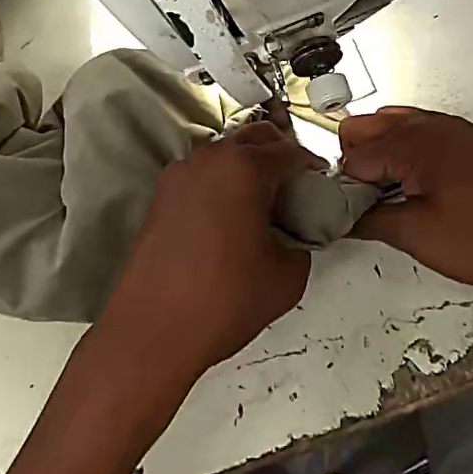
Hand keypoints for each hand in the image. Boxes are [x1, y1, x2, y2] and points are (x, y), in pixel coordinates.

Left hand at [96, 123, 319, 384]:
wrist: (152, 333)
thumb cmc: (223, 300)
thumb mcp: (288, 275)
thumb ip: (302, 243)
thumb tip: (295, 237)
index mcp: (242, 169)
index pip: (289, 151)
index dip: (311, 166)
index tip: (320, 184)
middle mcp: (207, 161)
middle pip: (253, 140)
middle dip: (279, 158)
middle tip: (295, 190)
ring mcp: (177, 178)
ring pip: (224, 158)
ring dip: (247, 172)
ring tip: (262, 209)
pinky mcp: (159, 199)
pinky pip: (201, 179)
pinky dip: (221, 188)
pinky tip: (230, 224)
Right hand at [339, 107, 472, 289]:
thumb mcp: (414, 235)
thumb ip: (368, 220)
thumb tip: (344, 216)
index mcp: (416, 144)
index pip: (354, 156)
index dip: (347, 188)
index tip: (351, 211)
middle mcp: (431, 126)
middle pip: (363, 128)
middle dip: (356, 164)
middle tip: (366, 202)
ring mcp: (448, 129)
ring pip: (388, 124)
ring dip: (377, 155)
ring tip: (387, 194)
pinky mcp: (460, 139)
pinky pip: (415, 130)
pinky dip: (402, 151)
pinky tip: (409, 184)